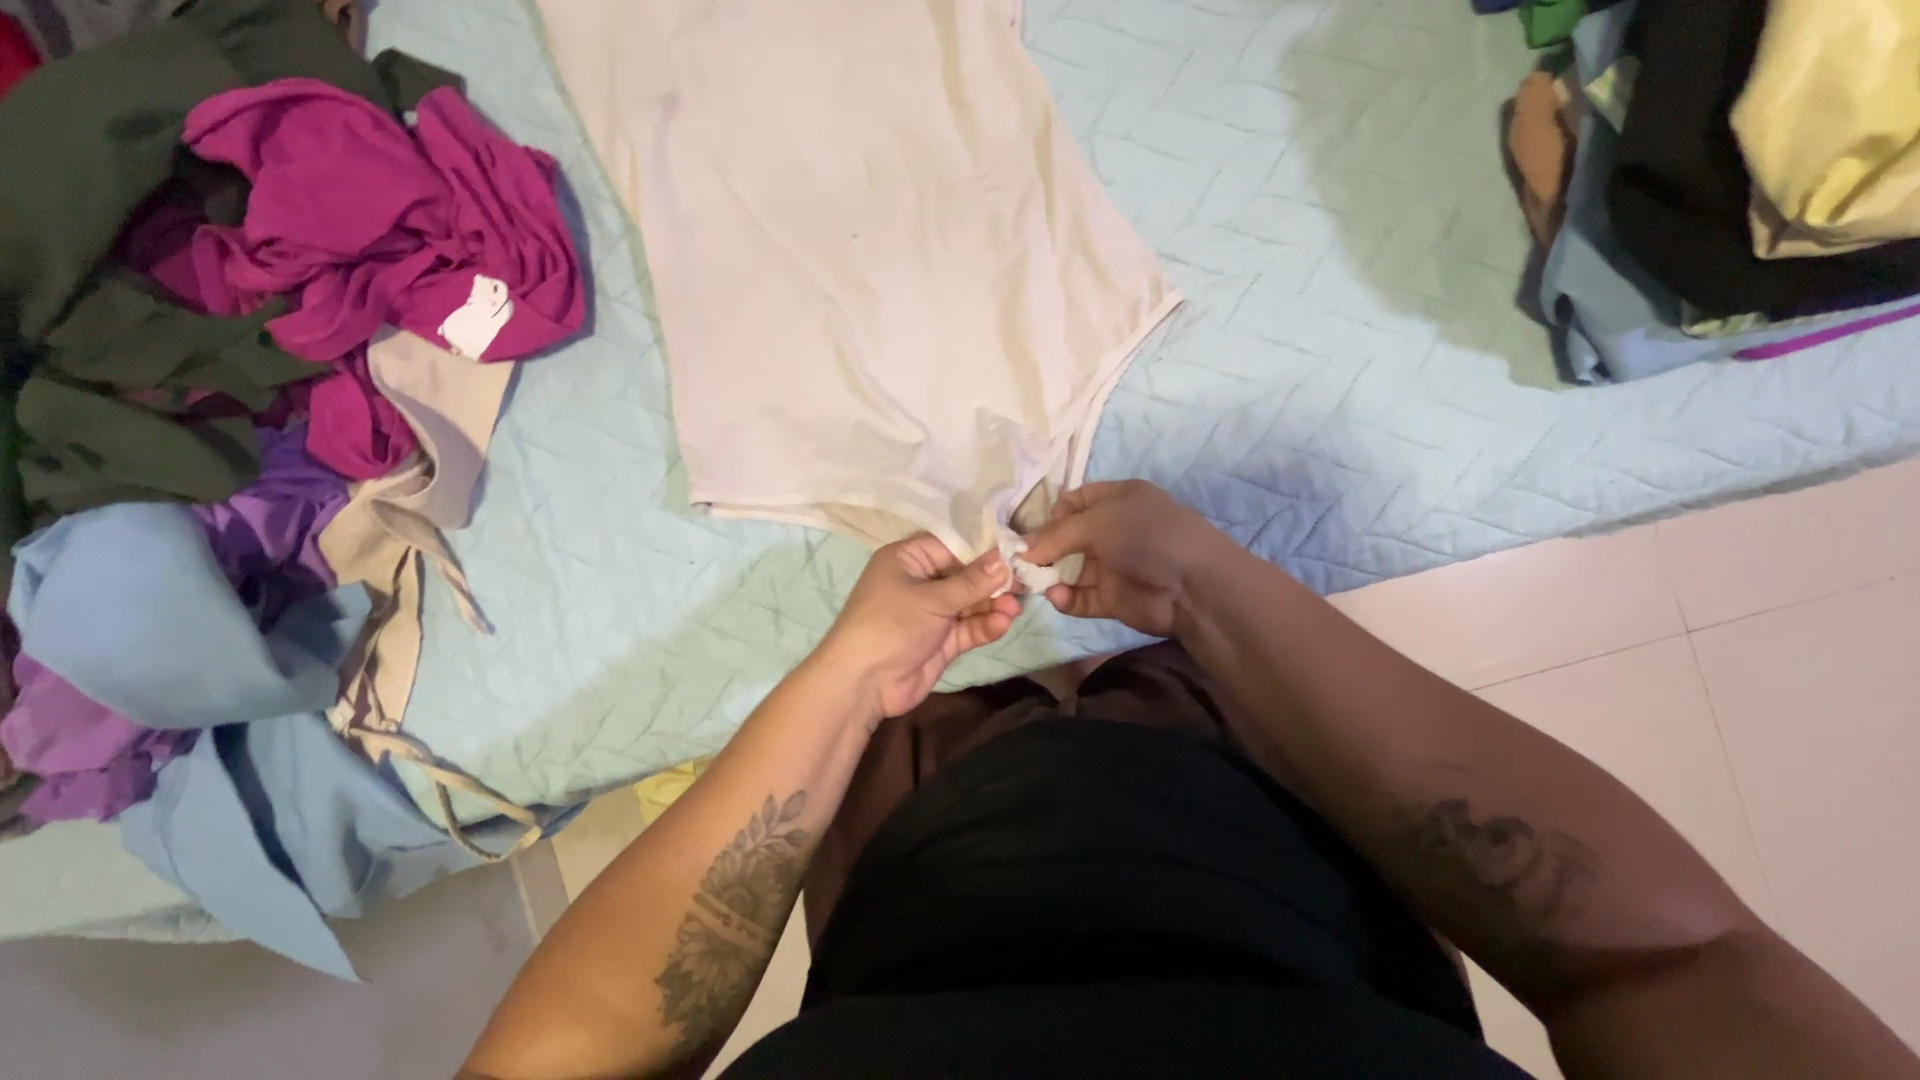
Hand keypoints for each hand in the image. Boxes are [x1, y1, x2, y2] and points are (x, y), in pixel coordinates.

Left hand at [813, 534, 1023, 721]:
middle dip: (993, 582)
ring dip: (993, 605)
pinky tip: (1003, 624)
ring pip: (970, 604)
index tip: (1015, 553)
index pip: (952, 546)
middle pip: (965, 575)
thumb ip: (972, 582)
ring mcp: (931, 614)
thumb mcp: (933, 599)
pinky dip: (985, 626)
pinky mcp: (941, 641)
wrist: (862, 682)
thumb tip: (1005, 560)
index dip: (983, 550)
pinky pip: (968, 628)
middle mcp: (920, 582)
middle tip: (1023, 584)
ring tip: (1015, 608)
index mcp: (908, 559)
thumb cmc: (891, 624)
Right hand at [1020, 480, 1239, 637]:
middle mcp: (1114, 530)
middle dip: (1043, 548)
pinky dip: (1066, 598)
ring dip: (1050, 576)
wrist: (1193, 586)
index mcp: (1118, 499)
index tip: (1033, 530)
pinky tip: (1057, 597)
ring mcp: (1114, 565)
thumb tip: (1022, 549)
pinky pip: (1081, 597)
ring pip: (1071, 570)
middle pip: (1068, 537)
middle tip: (1020, 562)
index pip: (1075, 500)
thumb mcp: (1098, 522)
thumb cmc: (1146, 537)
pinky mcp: (1113, 598)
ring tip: (1031, 582)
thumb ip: (1057, 534)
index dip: (1052, 513)